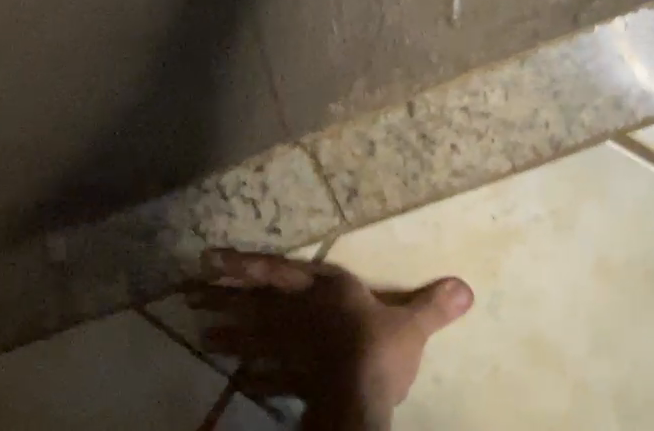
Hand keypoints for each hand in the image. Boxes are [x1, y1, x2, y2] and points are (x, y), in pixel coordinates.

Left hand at [189, 249, 472, 428]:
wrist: (361, 395)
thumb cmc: (380, 349)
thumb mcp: (410, 324)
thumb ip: (432, 306)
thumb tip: (466, 287)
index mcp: (323, 289)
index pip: (274, 270)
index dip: (242, 263)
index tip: (208, 258)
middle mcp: (298, 314)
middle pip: (252, 302)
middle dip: (220, 297)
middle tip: (187, 292)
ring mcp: (291, 348)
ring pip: (251, 337)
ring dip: (227, 336)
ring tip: (199, 334)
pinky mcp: (294, 383)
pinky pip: (269, 379)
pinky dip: (253, 380)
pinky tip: (237, 382)